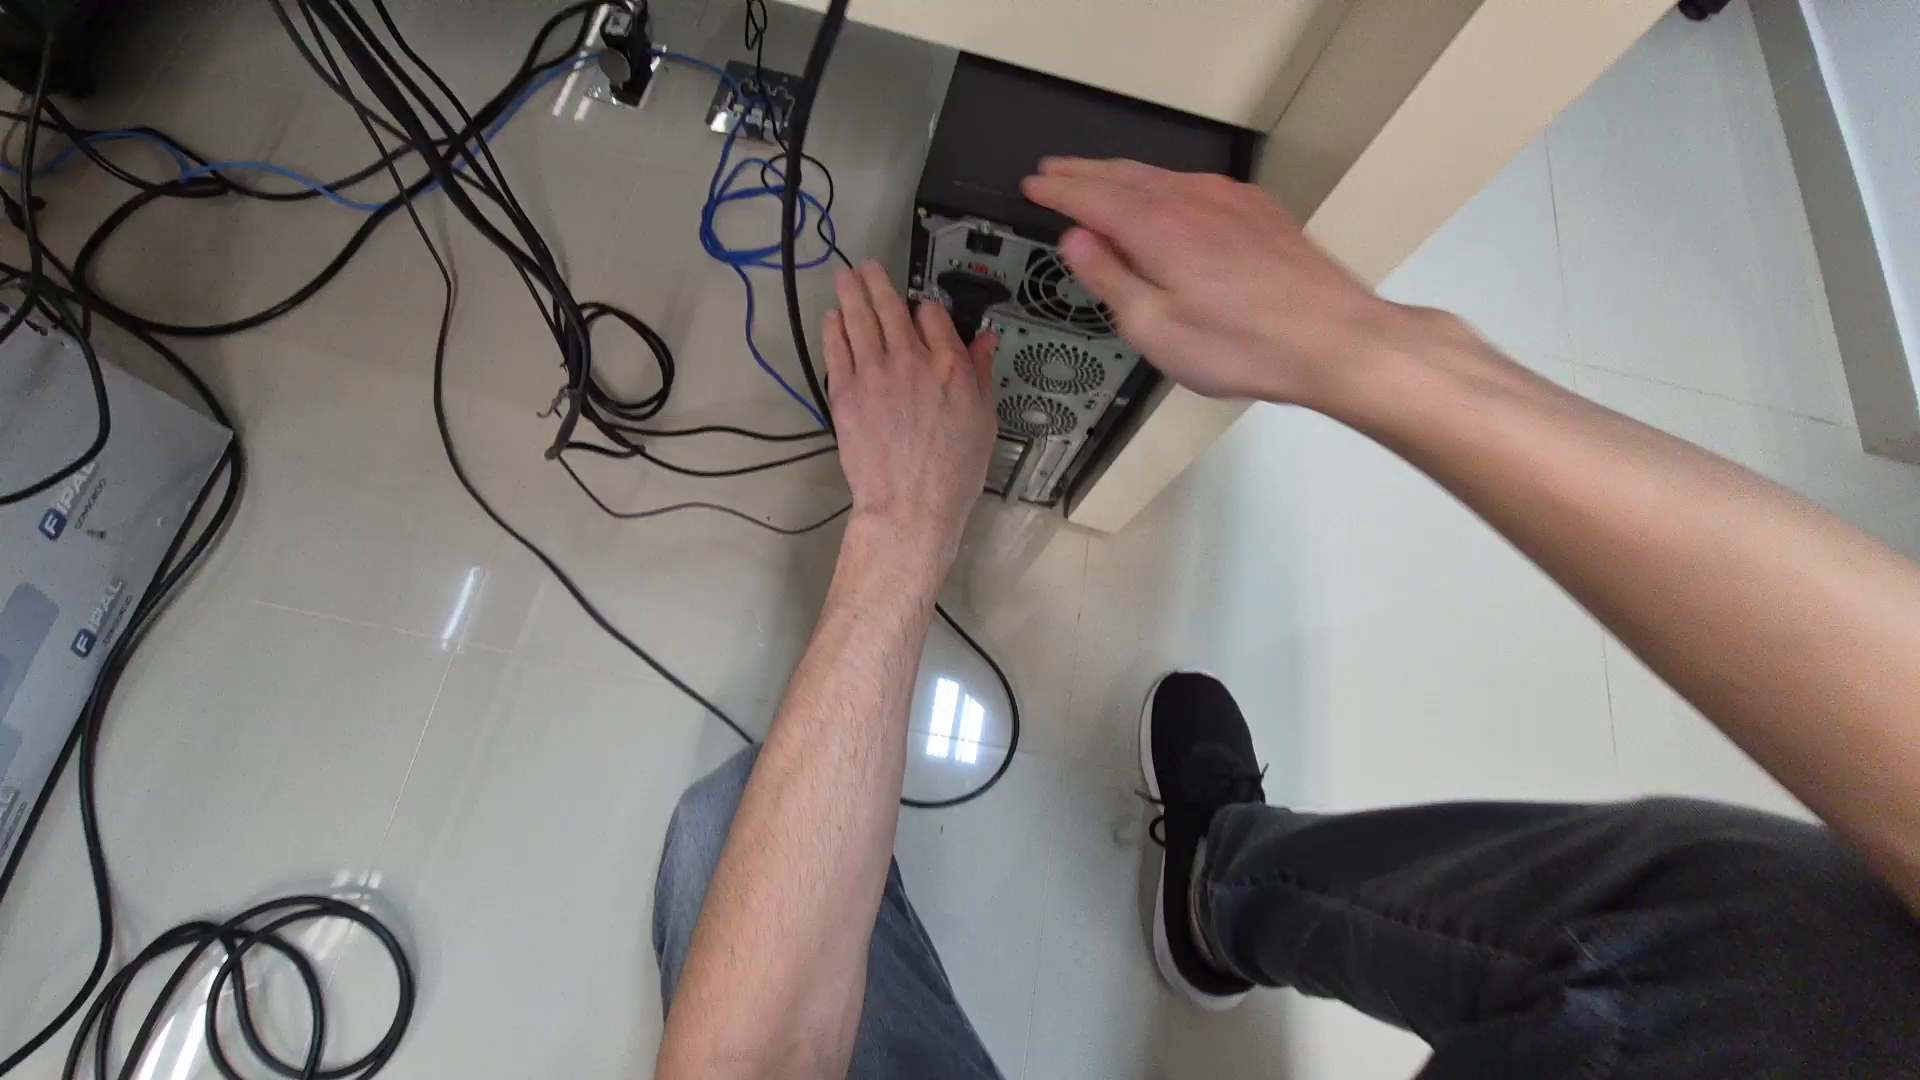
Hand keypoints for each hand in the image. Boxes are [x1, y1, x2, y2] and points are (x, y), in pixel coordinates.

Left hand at [823, 262, 998, 577]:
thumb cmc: (952, 472)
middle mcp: (910, 360)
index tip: (921, 311)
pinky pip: (837, 348)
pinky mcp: (846, 392)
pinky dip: (834, 328)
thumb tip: (984, 342)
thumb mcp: (982, 421)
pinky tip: (833, 317)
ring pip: (859, 319)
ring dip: (851, 292)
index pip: (933, 316)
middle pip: (891, 307)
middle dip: (878, 282)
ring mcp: (874, 373)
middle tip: (868, 267)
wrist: (910, 504)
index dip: (926, 308)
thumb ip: (980, 374)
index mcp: (950, 366)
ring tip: (846, 275)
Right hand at [1021, 158, 1424, 407]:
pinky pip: (1194, 184)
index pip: (1091, 197)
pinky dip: (1161, 184)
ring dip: (1119, 174)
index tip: (1034, 186)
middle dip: (1082, 173)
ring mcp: (1229, 202)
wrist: (1330, 339)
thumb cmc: (1242, 344)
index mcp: (1157, 229)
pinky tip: (1162, 195)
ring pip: (1159, 175)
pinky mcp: (1257, 213)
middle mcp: (1192, 202)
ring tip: (1094, 178)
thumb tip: (1076, 243)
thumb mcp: (1153, 328)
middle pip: (1123, 175)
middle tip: (1052, 173)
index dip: (1057, 191)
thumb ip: (1110, 280)